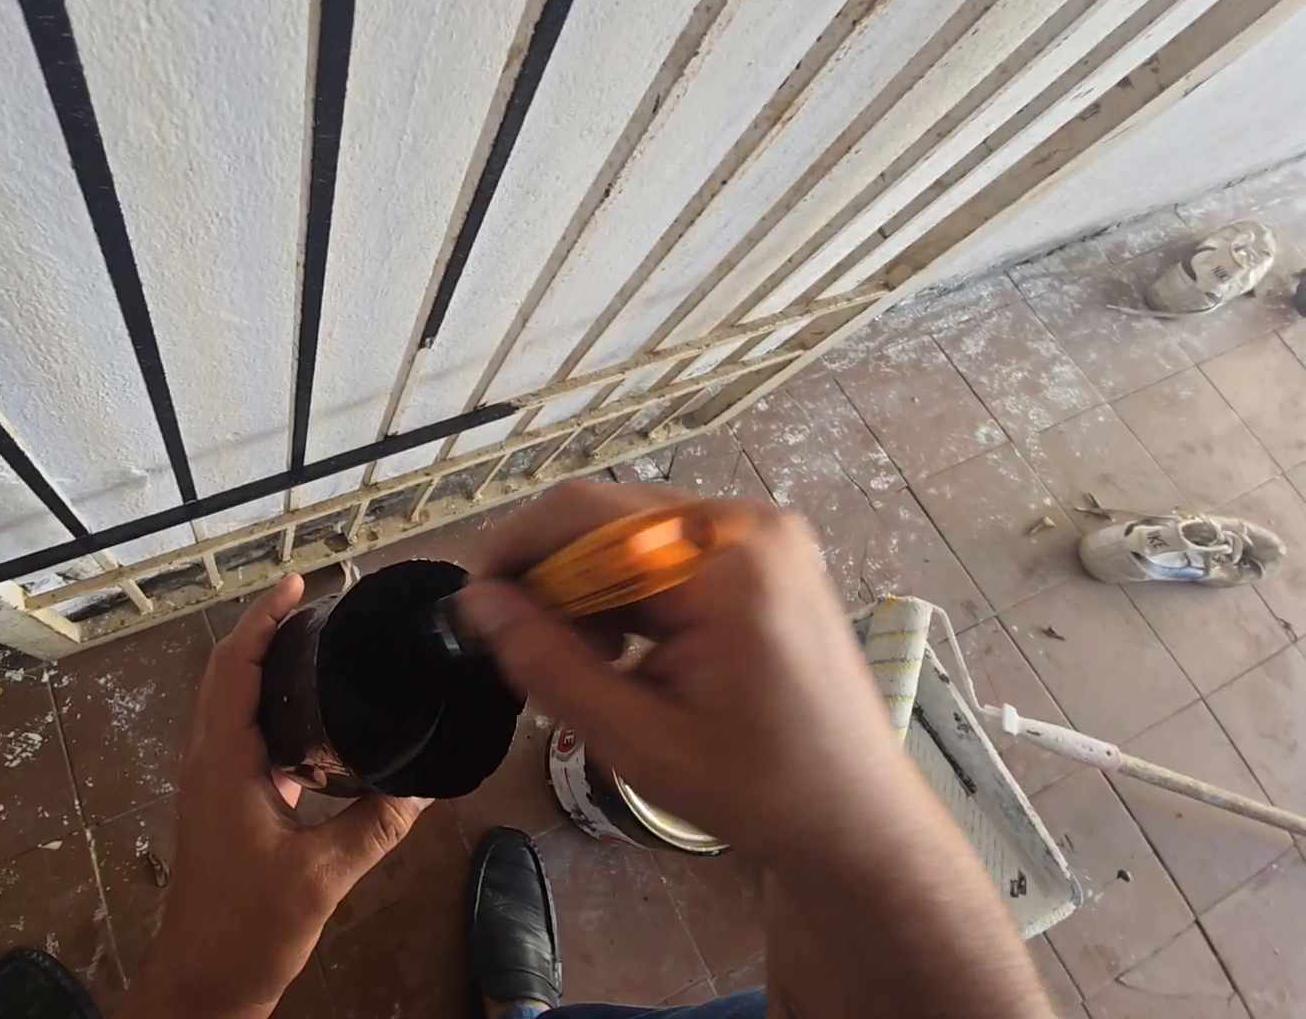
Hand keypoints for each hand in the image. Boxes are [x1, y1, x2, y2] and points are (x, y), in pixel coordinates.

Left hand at [119, 575, 430, 1018]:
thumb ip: (376, 825)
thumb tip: (427, 782)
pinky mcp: (226, 794)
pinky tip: (314, 709)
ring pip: (231, 697)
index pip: (234, 667)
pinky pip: (245, 728)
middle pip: (226, 670)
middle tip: (313, 603)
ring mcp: (214, 776)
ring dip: (263, 660)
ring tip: (315, 639)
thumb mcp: (322, 877)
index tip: (297, 583)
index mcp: (223, 761)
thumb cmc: (249, 928)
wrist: (202, 986)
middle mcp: (210, 757)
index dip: (262, 619)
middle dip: (263, 627)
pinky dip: (272, 701)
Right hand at [455, 479, 926, 864]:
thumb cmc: (759, 790)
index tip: (478, 604)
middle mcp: (744, 522)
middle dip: (550, 574)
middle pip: (602, 515)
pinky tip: (624, 641)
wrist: (860, 821)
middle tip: (535, 643)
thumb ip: (546, 663)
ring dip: (582, 583)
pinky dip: (619, 586)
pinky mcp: (755, 550)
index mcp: (725, 559)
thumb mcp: (635, 739)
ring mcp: (756, 532)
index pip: (583, 514)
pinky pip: (655, 545)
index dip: (515, 549)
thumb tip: (476, 601)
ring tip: (590, 655)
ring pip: (622, 529)